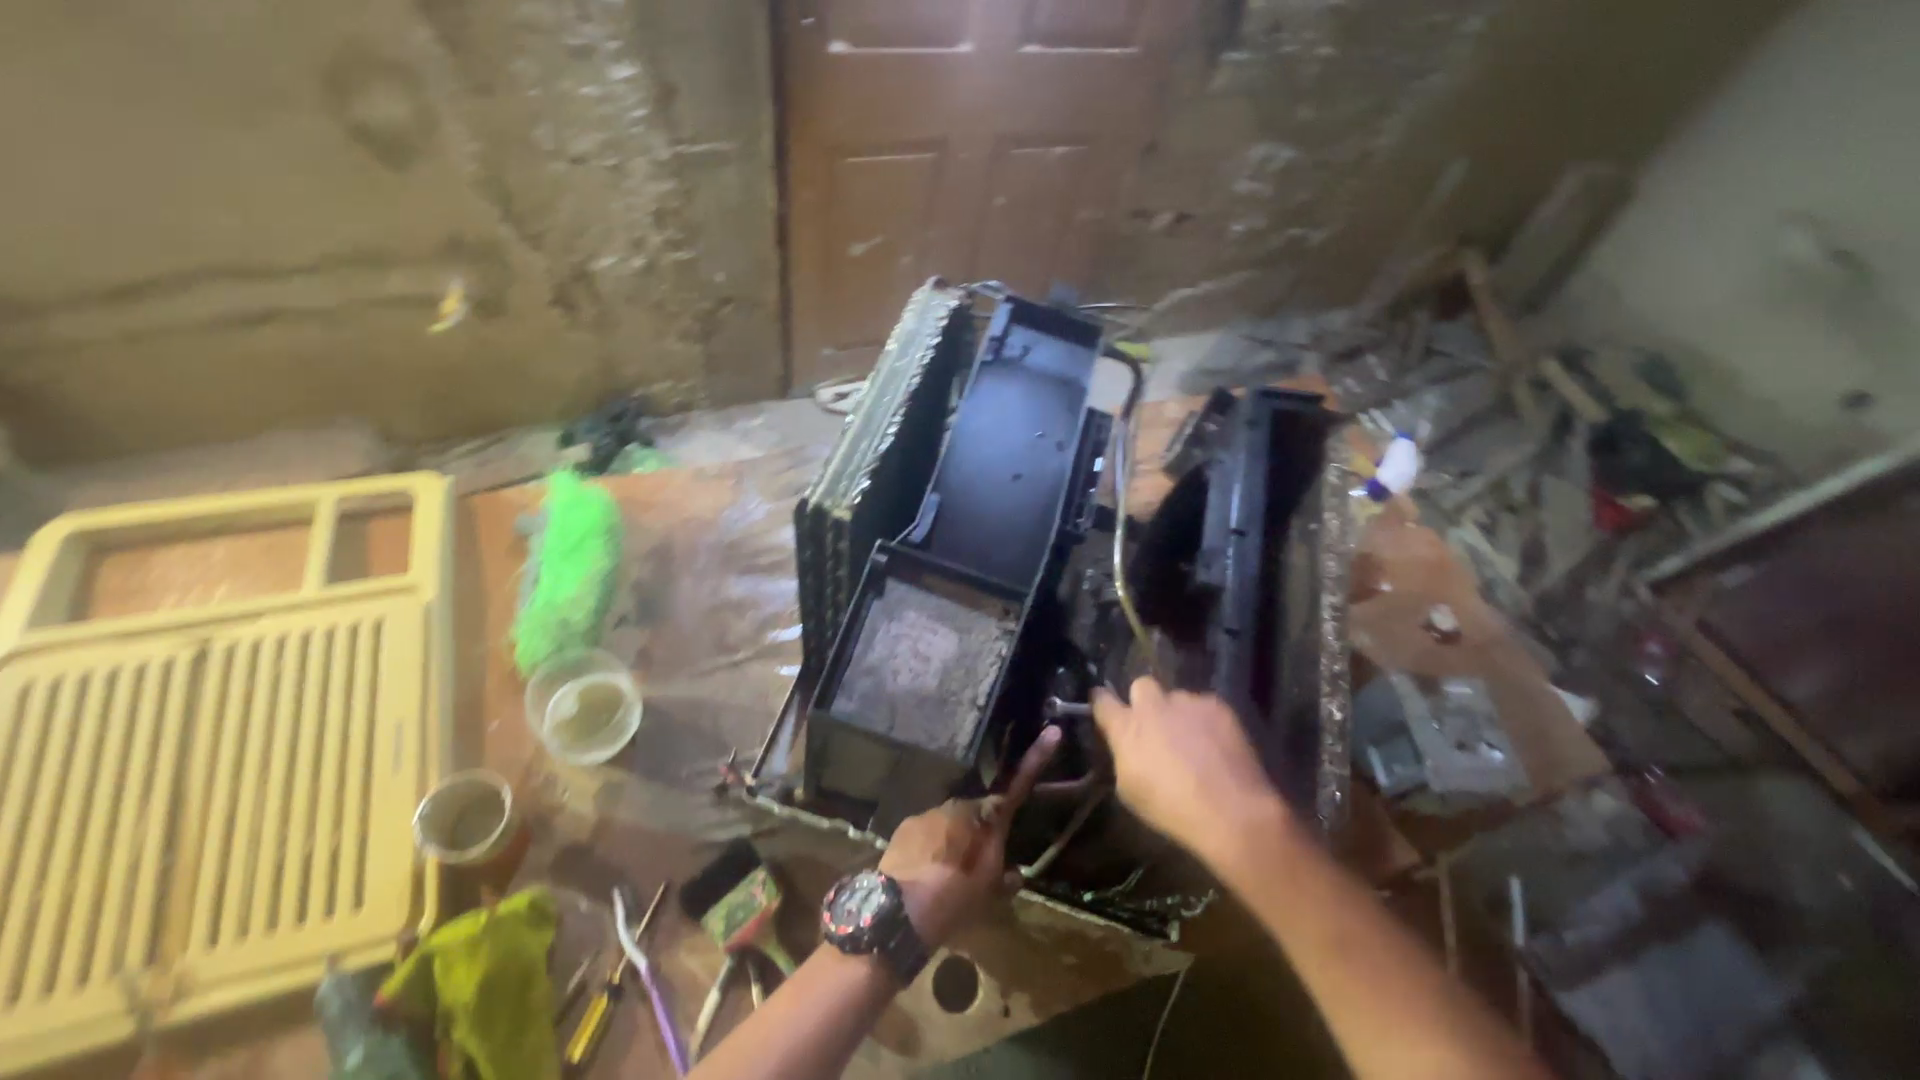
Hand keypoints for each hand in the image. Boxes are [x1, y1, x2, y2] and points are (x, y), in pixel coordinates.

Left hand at [878, 726, 1060, 946]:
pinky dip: (931, 843)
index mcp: (989, 820)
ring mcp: (932, 812)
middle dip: (982, 828)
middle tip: (979, 861)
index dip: (1037, 757)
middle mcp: (961, 806)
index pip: (1019, 785)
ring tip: (948, 871)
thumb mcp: (989, 896)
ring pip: (952, 820)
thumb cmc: (955, 900)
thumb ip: (1006, 880)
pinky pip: (928, 829)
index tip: (1052, 731)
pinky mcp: (907, 823)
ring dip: (955, 837)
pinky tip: (926, 868)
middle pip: (979, 811)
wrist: (900, 910)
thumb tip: (1015, 874)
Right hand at [1092, 678, 1287, 867]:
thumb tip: (1127, 747)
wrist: (1229, 810)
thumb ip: (1124, 757)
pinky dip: (1206, 722)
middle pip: (1141, 685)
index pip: (1102, 700)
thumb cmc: (1170, 808)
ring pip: (1177, 698)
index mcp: (1126, 727)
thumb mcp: (1130, 790)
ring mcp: (1188, 703)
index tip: (1106, 708)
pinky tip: (1216, 745)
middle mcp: (1154, 706)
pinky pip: (1205, 707)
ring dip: (1178, 714)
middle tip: (1154, 725)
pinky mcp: (1219, 707)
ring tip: (1193, 741)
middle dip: (1144, 700)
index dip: (1102, 702)